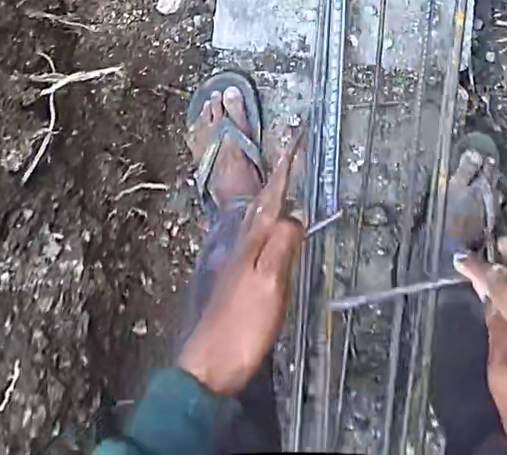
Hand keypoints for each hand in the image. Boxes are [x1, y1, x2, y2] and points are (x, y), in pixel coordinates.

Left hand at [177, 130, 304, 396]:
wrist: (209, 366)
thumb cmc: (242, 324)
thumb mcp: (270, 281)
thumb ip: (283, 244)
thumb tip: (297, 212)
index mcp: (254, 239)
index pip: (274, 195)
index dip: (286, 169)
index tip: (296, 140)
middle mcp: (245, 243)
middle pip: (265, 202)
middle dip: (280, 178)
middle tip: (293, 154)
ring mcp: (240, 261)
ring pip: (260, 218)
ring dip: (274, 197)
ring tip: (287, 183)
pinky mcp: (239, 280)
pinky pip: (260, 238)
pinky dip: (270, 223)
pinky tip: (272, 230)